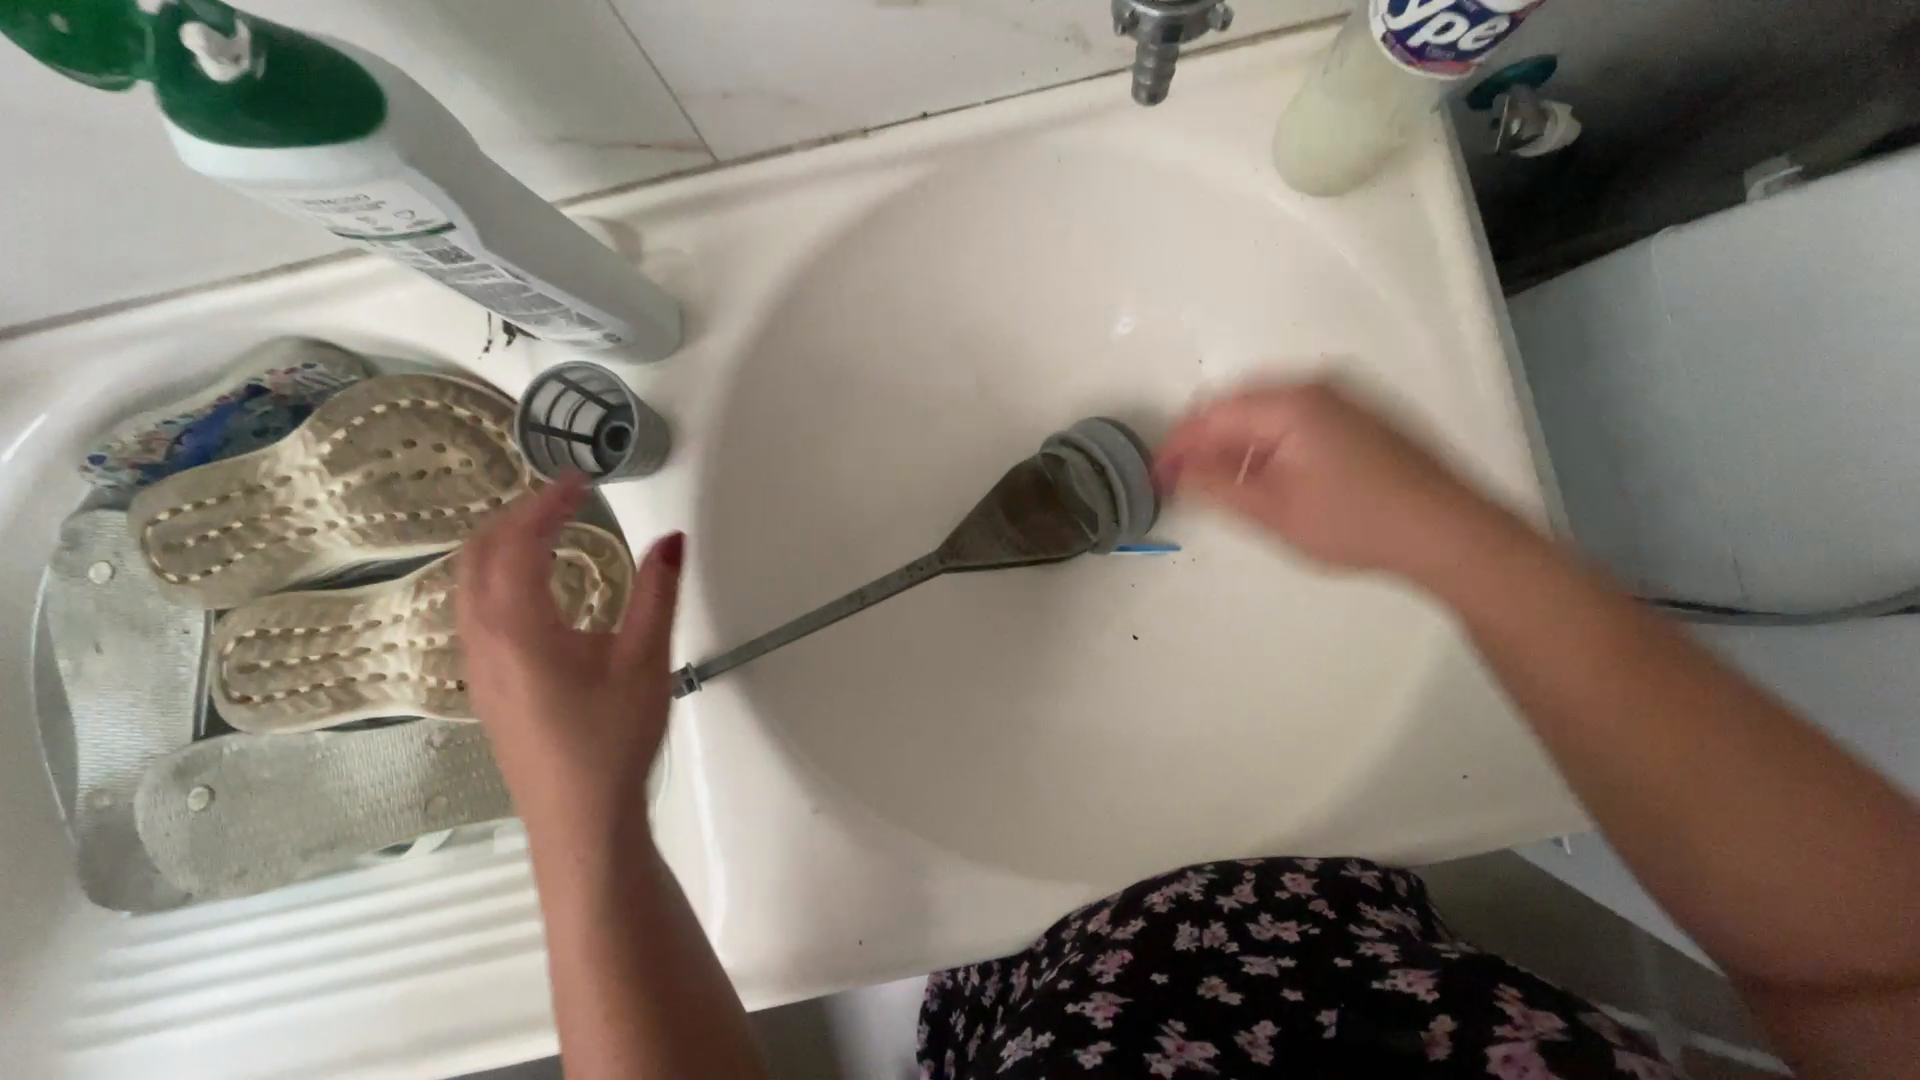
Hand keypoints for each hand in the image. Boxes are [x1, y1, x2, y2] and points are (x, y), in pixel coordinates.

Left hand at [456, 472, 684, 842]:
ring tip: (547, 531)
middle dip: (515, 516)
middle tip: (562, 497)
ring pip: (468, 586)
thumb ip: (657, 594)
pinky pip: (474, 612)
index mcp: (520, 628)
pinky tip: (537, 593)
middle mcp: (483, 640)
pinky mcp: (485, 688)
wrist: (580, 821)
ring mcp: (476, 667)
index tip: (581, 479)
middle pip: (477, 556)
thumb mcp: (645, 662)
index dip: (547, 502)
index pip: (520, 543)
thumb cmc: (613, 739)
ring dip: (500, 547)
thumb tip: (673, 541)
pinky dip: (497, 578)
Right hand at [1153, 379, 1511, 581]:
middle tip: (1186, 484)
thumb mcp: (1272, 512)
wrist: (1447, 531)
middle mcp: (1315, 386)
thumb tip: (1177, 468)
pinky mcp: (1359, 414)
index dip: (1177, 445)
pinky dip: (1269, 442)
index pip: (1211, 413)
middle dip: (1206, 442)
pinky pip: (1295, 418)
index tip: (1156, 476)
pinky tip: (1269, 478)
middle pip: (1237, 405)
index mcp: (1289, 403)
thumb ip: (1215, 485)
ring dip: (1237, 444)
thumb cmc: (1354, 524)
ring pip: (1266, 411)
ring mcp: (1342, 397)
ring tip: (1224, 487)